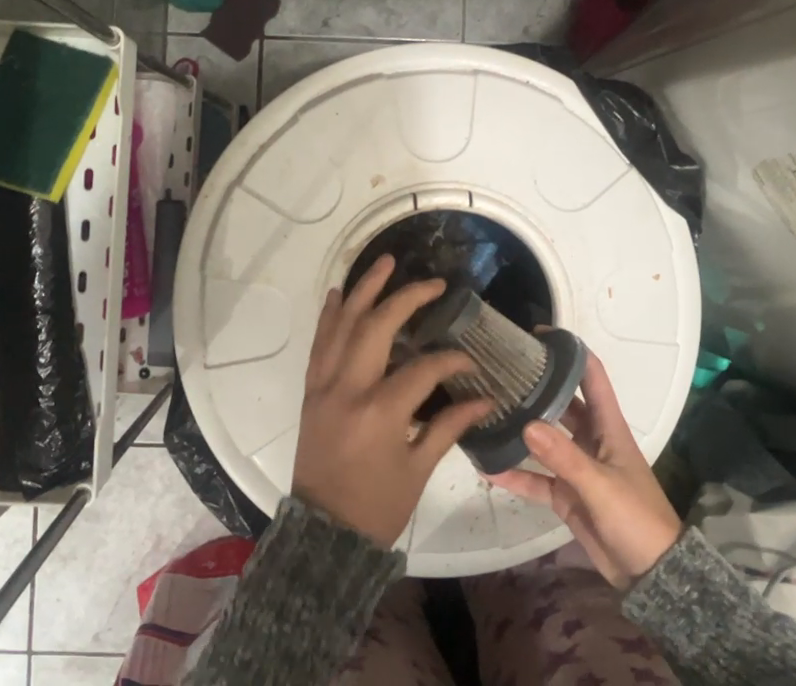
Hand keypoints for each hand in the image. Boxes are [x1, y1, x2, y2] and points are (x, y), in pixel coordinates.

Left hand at [291, 255, 496, 548]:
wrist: (324, 532)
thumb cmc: (377, 506)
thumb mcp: (418, 469)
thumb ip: (448, 426)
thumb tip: (484, 399)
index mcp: (381, 412)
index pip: (423, 368)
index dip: (450, 359)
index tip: (471, 358)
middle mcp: (349, 388)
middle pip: (377, 327)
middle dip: (406, 298)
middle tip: (432, 283)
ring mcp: (325, 386)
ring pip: (342, 325)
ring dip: (363, 290)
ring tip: (384, 263)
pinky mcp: (311, 390)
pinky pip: (319, 344)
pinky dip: (330, 316)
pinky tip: (340, 294)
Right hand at [486, 349, 682, 587]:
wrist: (651, 574)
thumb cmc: (636, 518)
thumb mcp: (600, 486)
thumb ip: (563, 457)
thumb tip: (526, 423)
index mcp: (610, 428)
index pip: (593, 377)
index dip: (570, 352)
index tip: (538, 335)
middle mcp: (592, 441)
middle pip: (562, 403)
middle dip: (537, 386)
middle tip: (500, 369)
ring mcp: (577, 468)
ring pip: (544, 439)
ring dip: (520, 428)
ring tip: (487, 410)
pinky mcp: (566, 495)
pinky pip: (536, 478)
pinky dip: (515, 473)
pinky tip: (488, 466)